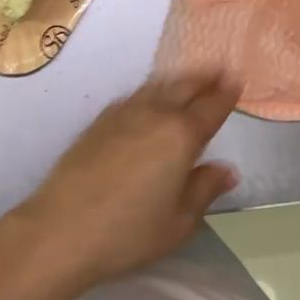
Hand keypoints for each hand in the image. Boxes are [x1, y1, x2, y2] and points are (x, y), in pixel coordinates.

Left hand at [7, 72, 241, 291]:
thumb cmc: (128, 232)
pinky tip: (150, 99)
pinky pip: (135, 94)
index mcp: (180, 136)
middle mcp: (153, 114)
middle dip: (203, 76)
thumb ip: (204, 189)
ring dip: (177, 79)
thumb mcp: (179, 222)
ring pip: (157, 86)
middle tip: (218, 68)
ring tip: (188, 78)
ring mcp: (123, 113)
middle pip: (183, 87)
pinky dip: (151, 90)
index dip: (225, 93)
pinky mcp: (99, 120)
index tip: (236, 79)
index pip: (210, 108)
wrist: (63, 227)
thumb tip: (226, 169)